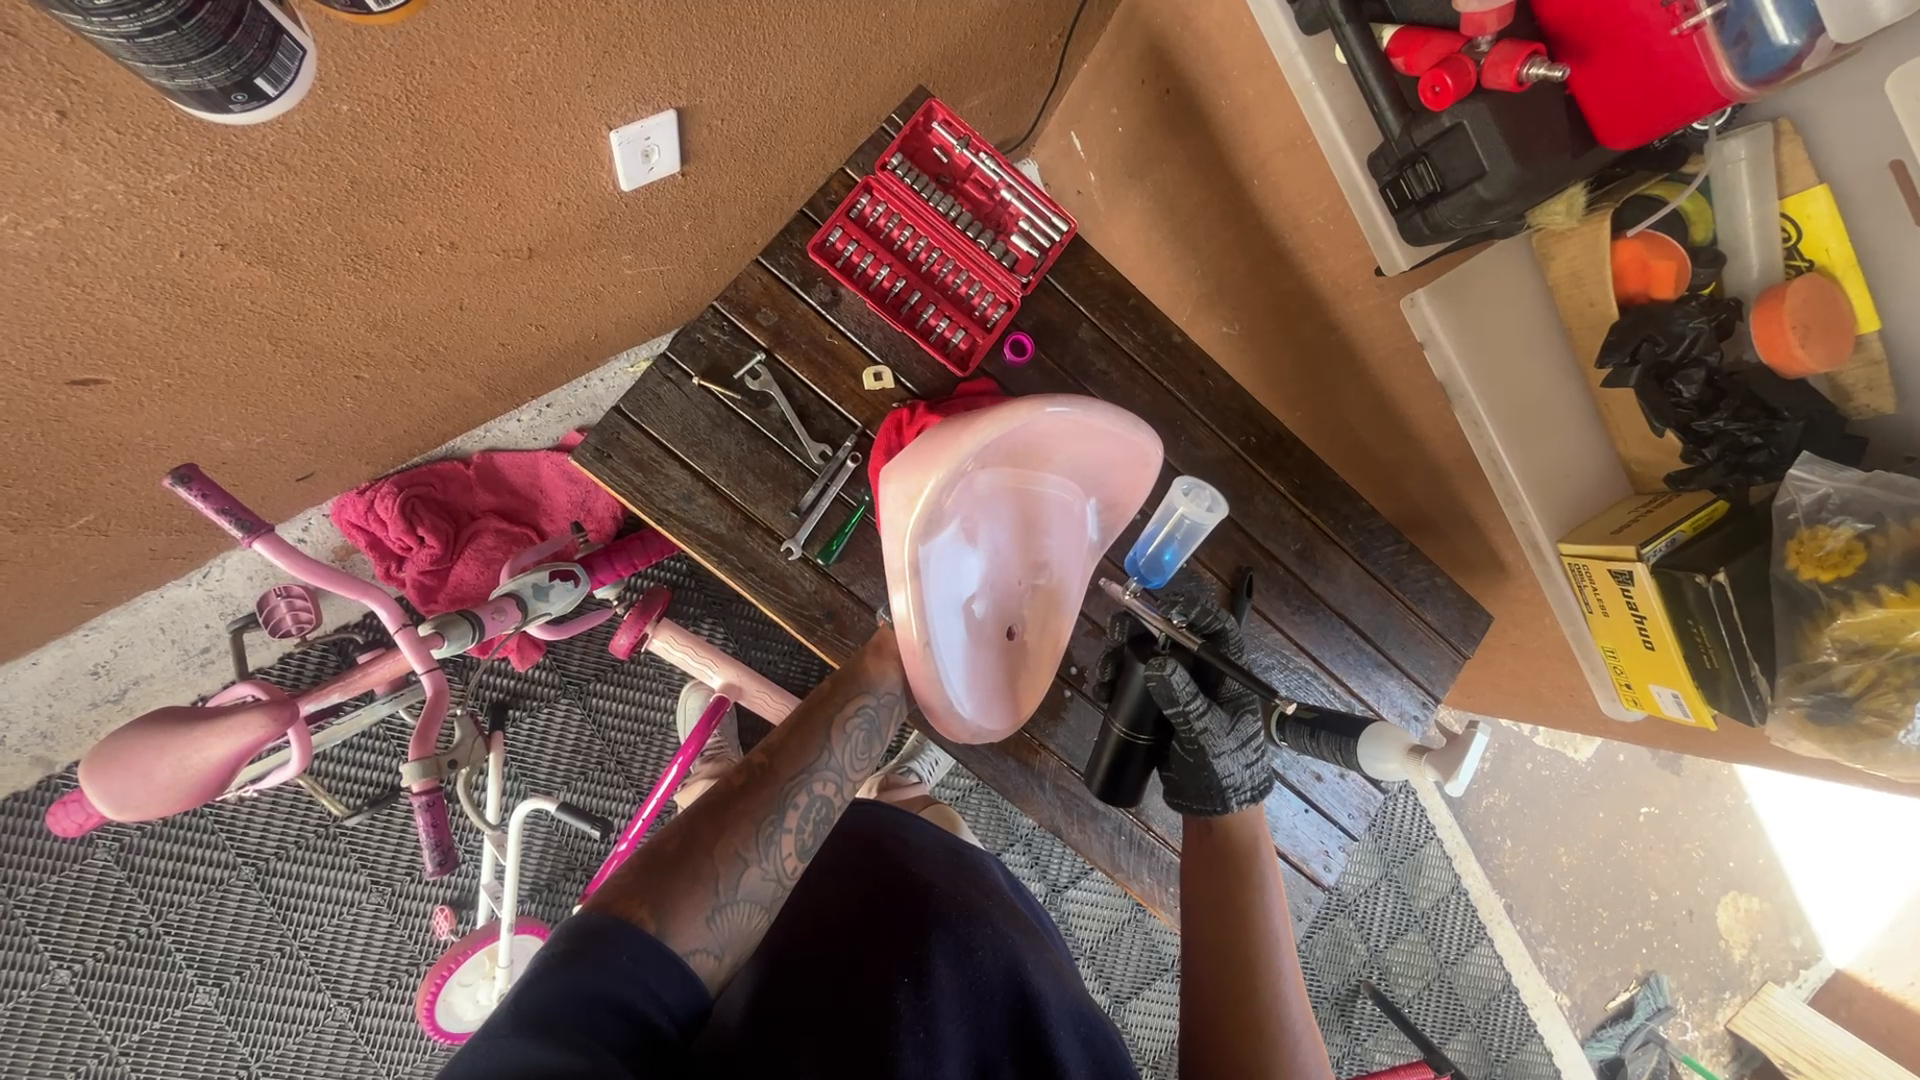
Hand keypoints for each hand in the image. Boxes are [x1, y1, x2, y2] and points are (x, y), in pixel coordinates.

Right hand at [1094, 595, 1272, 817]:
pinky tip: (1102, 690)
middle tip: (1116, 634)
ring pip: (1144, 652)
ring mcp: (1174, 684)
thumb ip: (1185, 700)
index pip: (1215, 626)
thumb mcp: (1206, 734)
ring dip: (1119, 653)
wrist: (1210, 806)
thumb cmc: (1224, 768)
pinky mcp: (1153, 701)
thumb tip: (1157, 663)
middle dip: (1139, 628)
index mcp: (1226, 672)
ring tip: (1104, 672)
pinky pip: (1130, 678)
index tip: (1163, 611)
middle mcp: (1199, 670)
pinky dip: (1113, 678)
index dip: (1192, 609)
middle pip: (1169, 632)